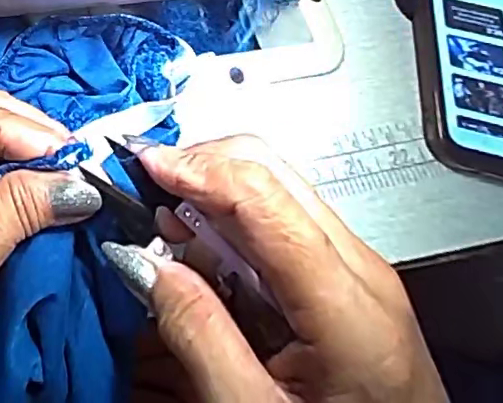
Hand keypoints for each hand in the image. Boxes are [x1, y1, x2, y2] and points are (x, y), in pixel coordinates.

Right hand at [105, 136, 446, 402]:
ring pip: (269, 182)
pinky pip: (276, 215)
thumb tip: (143, 261)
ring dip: (209, 189)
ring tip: (169, 229)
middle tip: (147, 191)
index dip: (196, 168)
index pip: (262, 196)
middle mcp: (359, 271)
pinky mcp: (342, 276)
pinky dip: (227, 215)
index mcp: (349, 310)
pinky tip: (204, 251)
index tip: (144, 165)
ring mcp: (356, 269)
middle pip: (267, 169)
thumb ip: (198, 337)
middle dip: (197, 167)